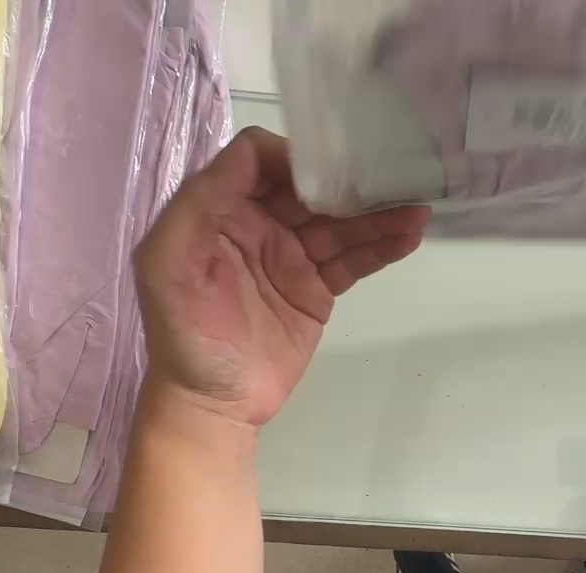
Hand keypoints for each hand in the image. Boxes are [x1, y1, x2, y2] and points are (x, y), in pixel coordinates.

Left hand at [133, 127, 429, 428]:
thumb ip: (199, 204)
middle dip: (348, 183)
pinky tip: (408, 236)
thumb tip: (251, 156)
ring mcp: (292, 260)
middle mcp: (258, 226)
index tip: (327, 171)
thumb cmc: (185, 337)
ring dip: (377, 216)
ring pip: (339, 227)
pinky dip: (380, 249)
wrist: (217, 402)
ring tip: (417, 209)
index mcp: (218, 210)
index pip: (258, 161)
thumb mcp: (169, 263)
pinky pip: (352, 262)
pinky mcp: (318, 291)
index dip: (293, 159)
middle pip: (309, 190)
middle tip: (390, 180)